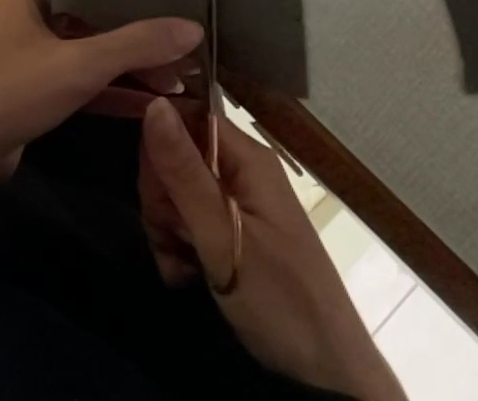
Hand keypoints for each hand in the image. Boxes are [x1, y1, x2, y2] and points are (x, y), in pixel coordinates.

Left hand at [0, 0, 200, 212]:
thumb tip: (193, 27)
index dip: (138, 0)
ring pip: (87, 55)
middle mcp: (24, 15)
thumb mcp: (80, 66)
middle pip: (93, 22)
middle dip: (139, 42)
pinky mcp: (28, 90)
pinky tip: (150, 105)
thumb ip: (137, 44)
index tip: (182, 12)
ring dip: (128, 70)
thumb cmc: (11, 94)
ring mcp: (25, 55)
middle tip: (189, 57)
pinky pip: (76, 83)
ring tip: (181, 83)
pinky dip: (108, 93)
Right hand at [140, 98, 405, 400]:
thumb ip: (184, 171)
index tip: (155, 184)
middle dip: (160, 196)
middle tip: (172, 235)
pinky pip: (182, 222)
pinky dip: (173, 246)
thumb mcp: (223, 237)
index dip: (159, 142)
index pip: (185, 117)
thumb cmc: (281, 301)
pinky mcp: (226, 232)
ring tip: (182, 264)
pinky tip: (183, 274)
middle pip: (172, 156)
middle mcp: (240, 173)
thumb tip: (154, 103)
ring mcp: (233, 204)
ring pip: (172, 192)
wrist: (324, 375)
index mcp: (248, 160)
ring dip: (164, 228)